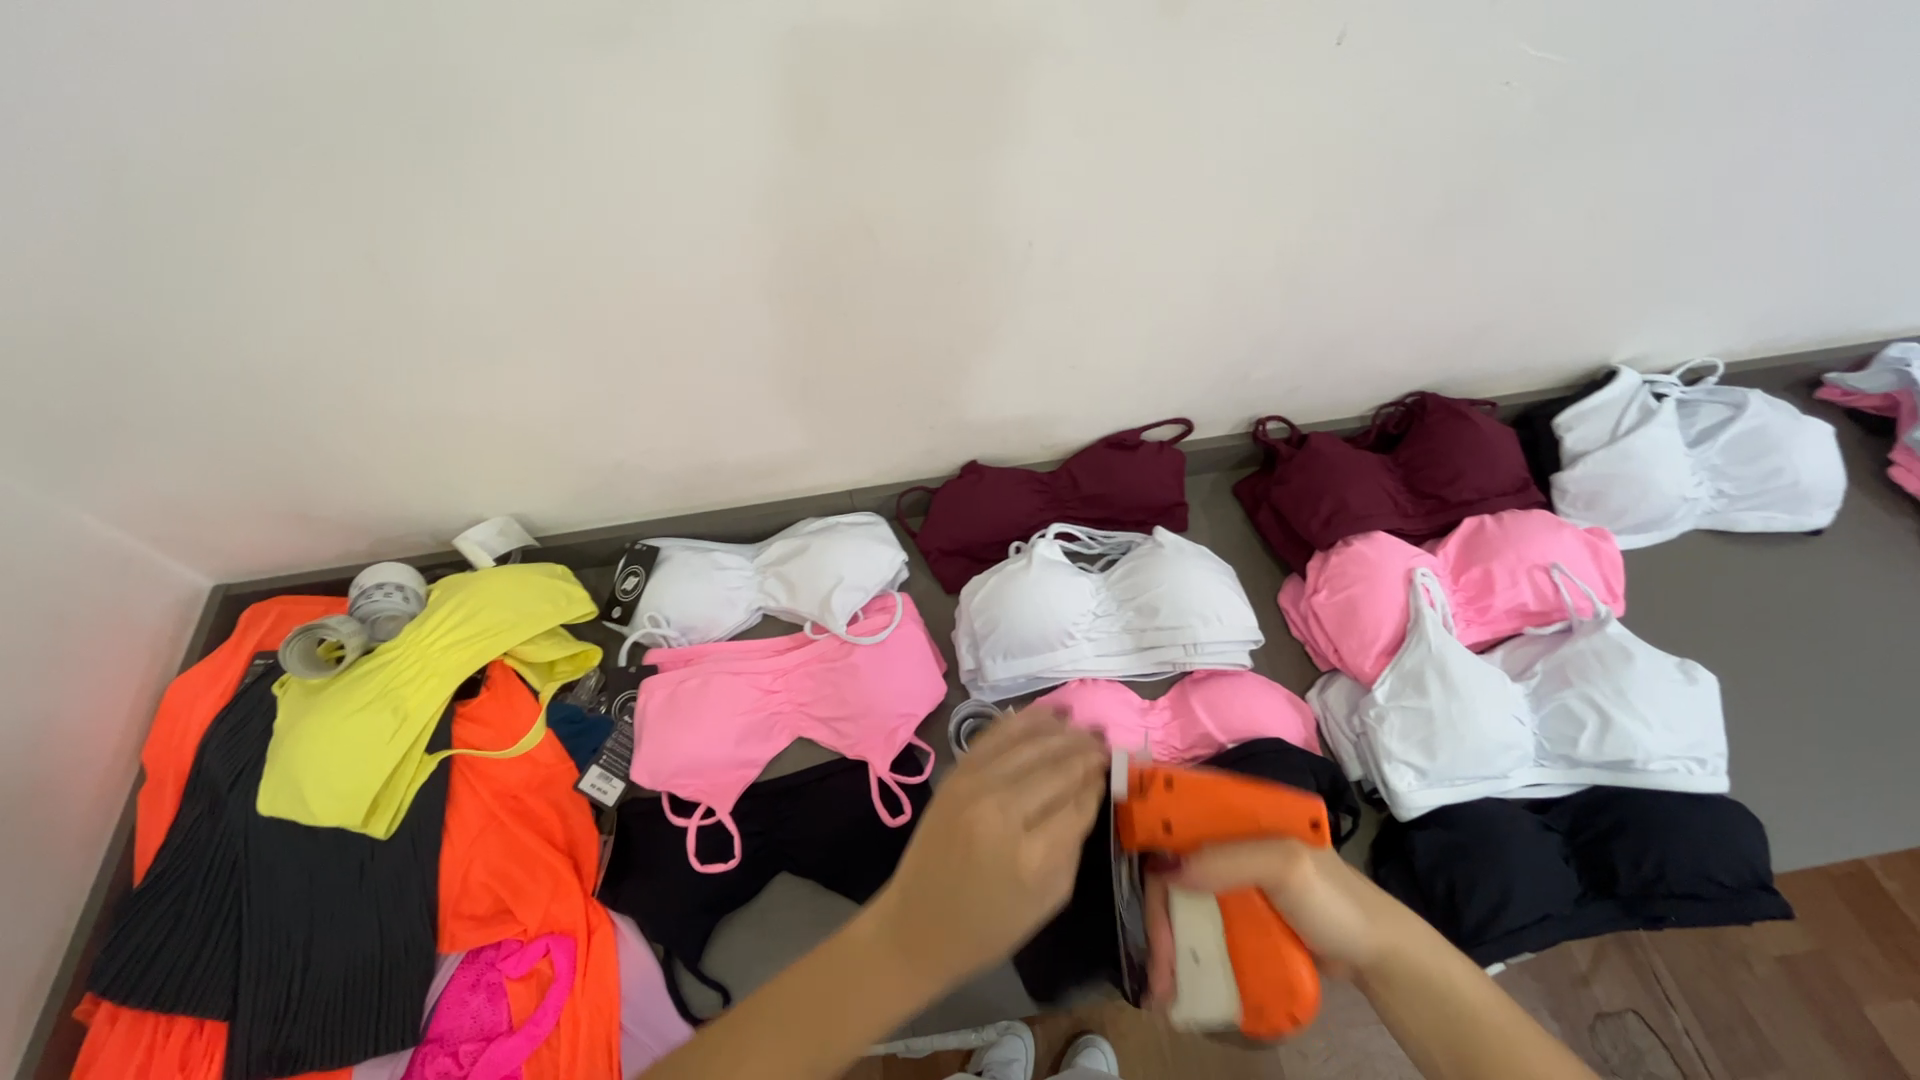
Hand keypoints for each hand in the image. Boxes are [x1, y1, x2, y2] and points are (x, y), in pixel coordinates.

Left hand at [865, 709, 1108, 987]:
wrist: (917, 923)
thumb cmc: (990, 924)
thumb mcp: (1050, 898)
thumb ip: (1074, 843)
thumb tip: (1090, 792)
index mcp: (1031, 854)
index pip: (1079, 802)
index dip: (1099, 782)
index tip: (1112, 770)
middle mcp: (1002, 811)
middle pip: (1057, 766)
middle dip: (1087, 752)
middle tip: (1106, 743)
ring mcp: (974, 786)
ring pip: (1030, 744)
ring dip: (1063, 732)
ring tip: (1086, 728)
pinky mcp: (955, 774)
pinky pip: (997, 735)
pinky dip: (1026, 721)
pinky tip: (1050, 715)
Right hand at [1168, 838, 1428, 979]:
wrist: (1377, 957)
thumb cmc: (1336, 901)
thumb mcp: (1285, 866)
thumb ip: (1227, 859)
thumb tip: (1161, 870)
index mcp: (1236, 819)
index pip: (1175, 824)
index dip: (1151, 856)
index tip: (1142, 901)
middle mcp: (1226, 846)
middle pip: (1172, 873)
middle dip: (1157, 920)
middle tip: (1157, 970)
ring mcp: (1230, 885)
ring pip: (1180, 905)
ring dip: (1165, 945)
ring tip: (1162, 990)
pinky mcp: (1237, 919)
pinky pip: (1198, 930)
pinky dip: (1182, 955)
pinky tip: (1176, 983)